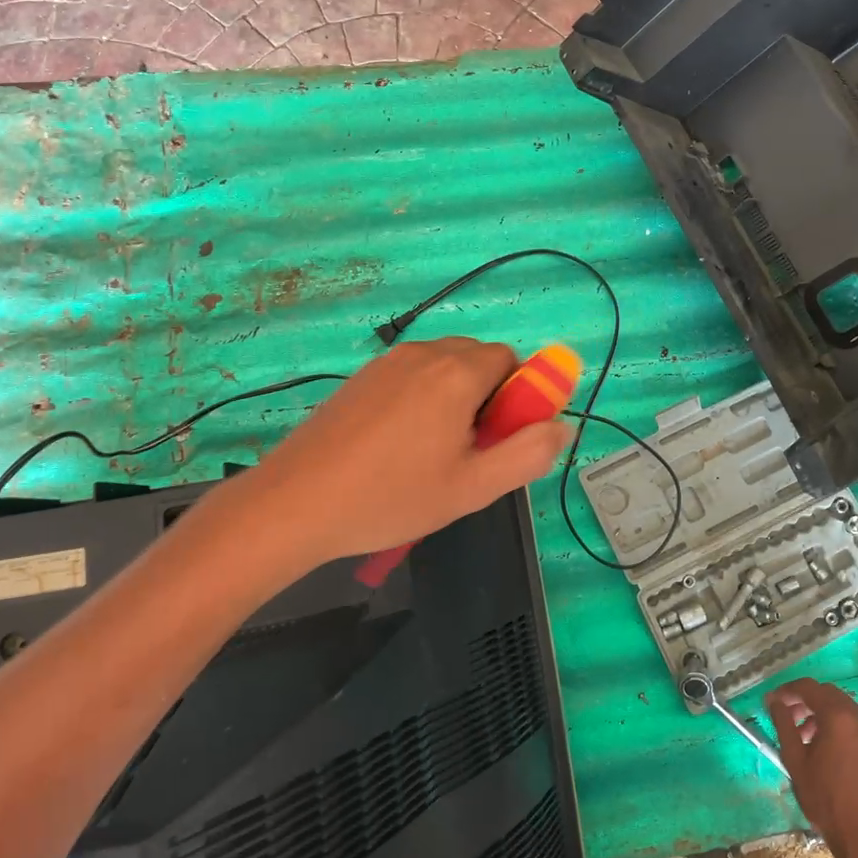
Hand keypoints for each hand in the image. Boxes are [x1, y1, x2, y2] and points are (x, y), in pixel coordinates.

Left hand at [205, 338, 572, 568]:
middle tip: (468, 452)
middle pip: (478, 360)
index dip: (518, 398)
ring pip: (442, 367)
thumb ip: (528, 453)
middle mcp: (423, 354)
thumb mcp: (473, 488)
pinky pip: (410, 376)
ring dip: (454, 399)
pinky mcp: (359, 379)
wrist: (295, 504)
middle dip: (488, 397)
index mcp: (457, 374)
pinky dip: (421, 400)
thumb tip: (562, 426)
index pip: (512, 360)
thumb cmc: (391, 498)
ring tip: (431, 455)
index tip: (499, 440)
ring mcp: (386, 363)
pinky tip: (397, 448)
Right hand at [767, 679, 857, 847]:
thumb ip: (784, 725)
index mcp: (837, 716)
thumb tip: (774, 701)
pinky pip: (855, 723)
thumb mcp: (795, 760)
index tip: (772, 701)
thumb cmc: (825, 798)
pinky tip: (826, 747)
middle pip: (827, 693)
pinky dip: (838, 724)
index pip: (809, 688)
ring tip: (805, 735)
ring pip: (843, 707)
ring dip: (821, 712)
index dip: (787, 690)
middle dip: (805, 700)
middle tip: (787, 716)